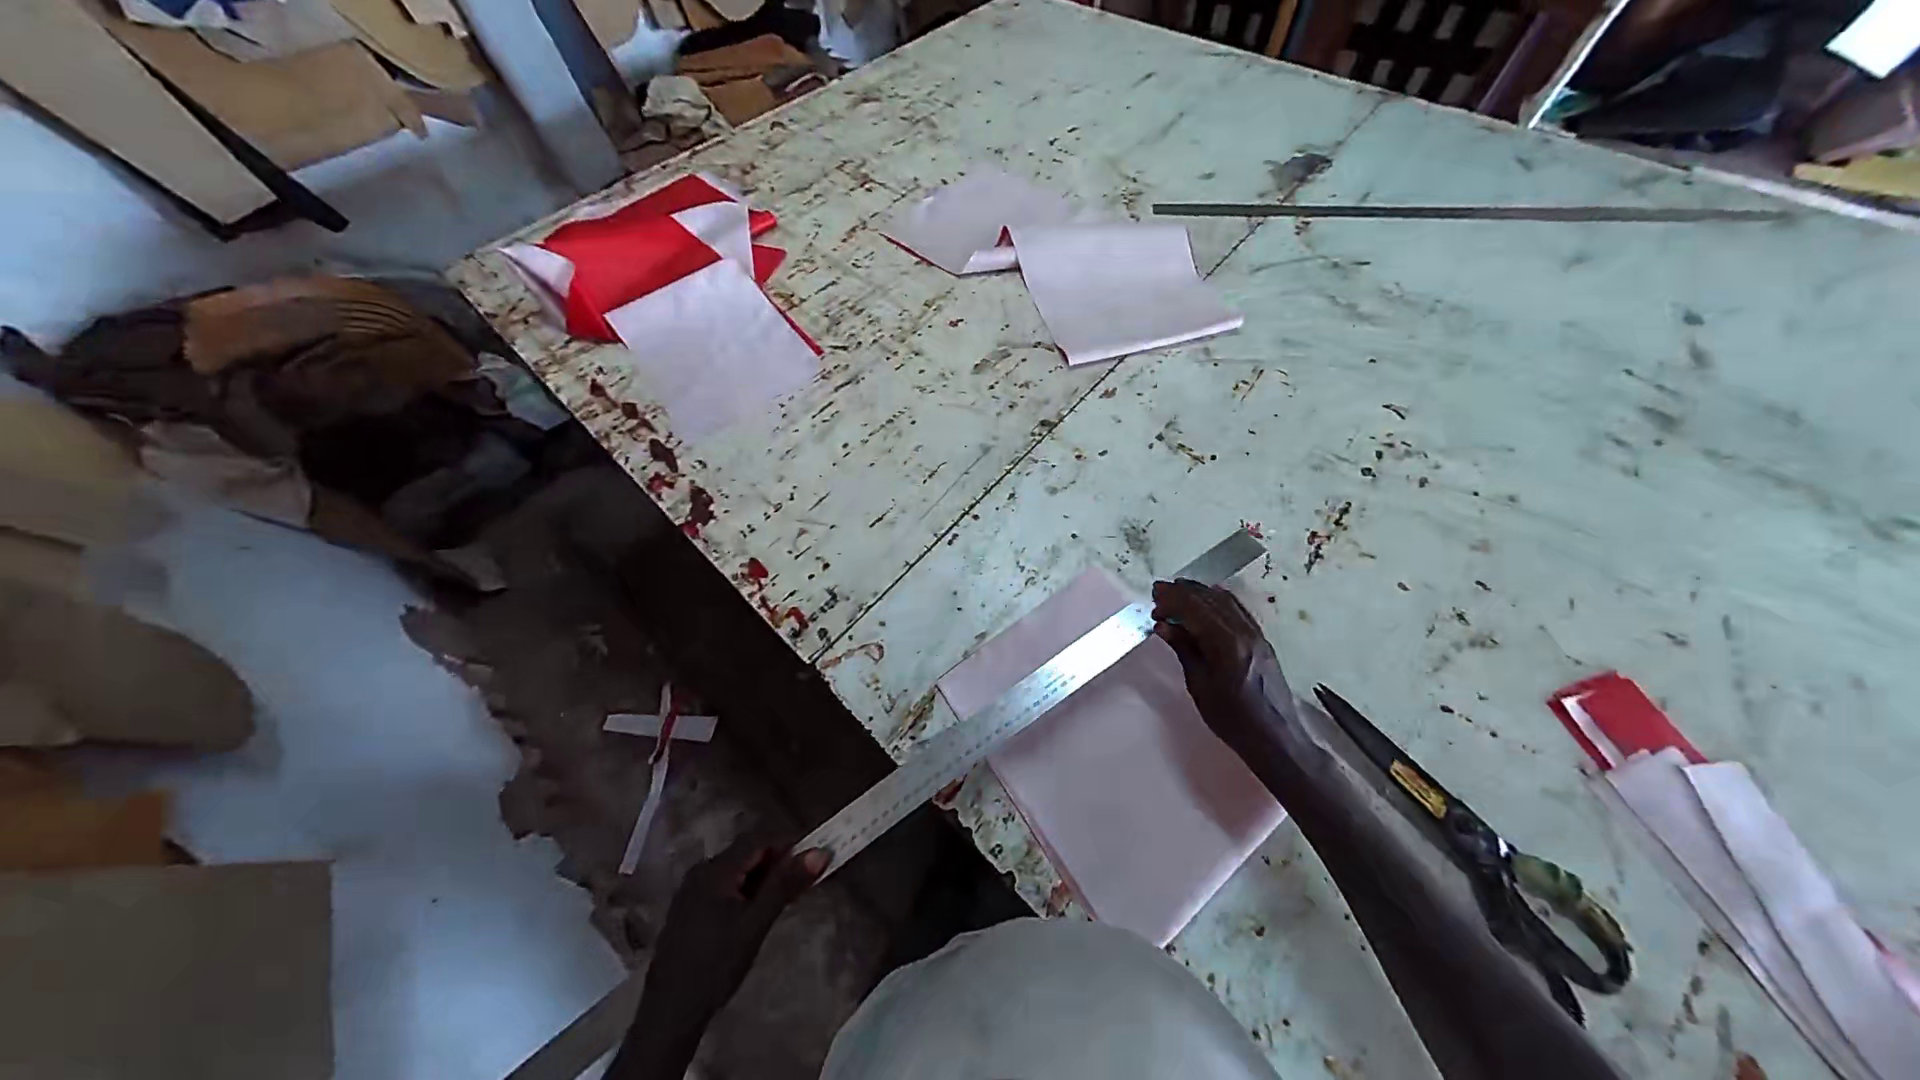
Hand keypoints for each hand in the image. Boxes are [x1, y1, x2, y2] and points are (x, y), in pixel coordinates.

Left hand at [641, 839, 829, 1026]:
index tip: (814, 858)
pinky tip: (757, 911)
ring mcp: (691, 891)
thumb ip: (786, 884)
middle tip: (803, 880)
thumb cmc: (717, 964)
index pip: (758, 839)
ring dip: (762, 877)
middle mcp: (701, 872)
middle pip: (746, 853)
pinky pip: (724, 887)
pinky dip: (745, 891)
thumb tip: (820, 852)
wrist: (670, 1014)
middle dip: (777, 861)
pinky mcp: (689, 910)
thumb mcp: (756, 922)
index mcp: (715, 870)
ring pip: (736, 871)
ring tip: (785, 896)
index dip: (788, 843)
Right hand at [1151, 579, 1304, 763]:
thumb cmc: (1232, 718)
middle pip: (1210, 600)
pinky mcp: (1262, 640)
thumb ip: (1184, 649)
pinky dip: (1218, 601)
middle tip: (1160, 592)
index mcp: (1226, 644)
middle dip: (1183, 592)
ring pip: (1226, 601)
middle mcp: (1244, 632)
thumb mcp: (1199, 685)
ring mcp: (1256, 634)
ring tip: (1178, 593)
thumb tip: (1164, 626)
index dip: (1173, 599)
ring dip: (1200, 594)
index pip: (1195, 609)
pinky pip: (1238, 610)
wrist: (1274, 737)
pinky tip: (1206, 603)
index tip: (1154, 596)